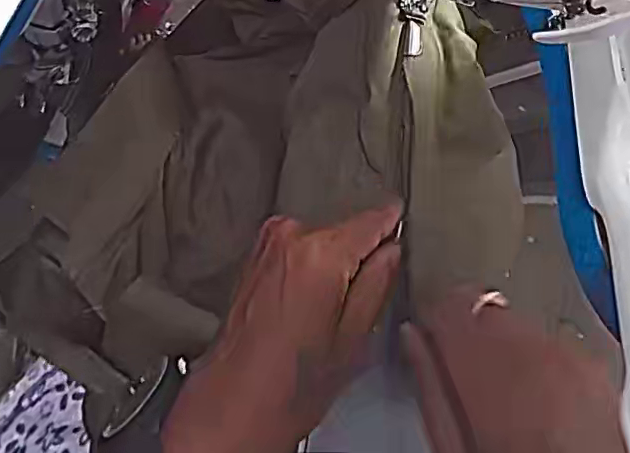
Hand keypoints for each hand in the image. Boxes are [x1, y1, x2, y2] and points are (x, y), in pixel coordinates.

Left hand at [162, 203, 402, 452]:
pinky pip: (298, 247)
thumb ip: (378, 283)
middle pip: (346, 230)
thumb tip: (392, 250)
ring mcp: (269, 242)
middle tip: (359, 298)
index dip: (392, 223)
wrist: (227, 409)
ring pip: (322, 239)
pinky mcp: (255, 254)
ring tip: (325, 311)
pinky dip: (308, 266)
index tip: (402, 221)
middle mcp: (292, 235)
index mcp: (321, 253)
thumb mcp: (352, 341)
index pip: (372, 220)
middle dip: (359, 255)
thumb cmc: (284, 388)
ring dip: (332, 262)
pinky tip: (304, 307)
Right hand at [403, 288, 627, 452]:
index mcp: (489, 368)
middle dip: (470, 328)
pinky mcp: (591, 365)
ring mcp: (566, 354)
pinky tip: (534, 393)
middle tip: (464, 366)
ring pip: (517, 322)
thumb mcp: (455, 444)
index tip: (430, 325)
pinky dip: (537, 357)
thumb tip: (413, 336)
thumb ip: (430, 384)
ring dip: (504, 342)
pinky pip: (549, 342)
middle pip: (485, 308)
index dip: (435, 313)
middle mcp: (530, 351)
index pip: (451, 304)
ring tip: (502, 389)